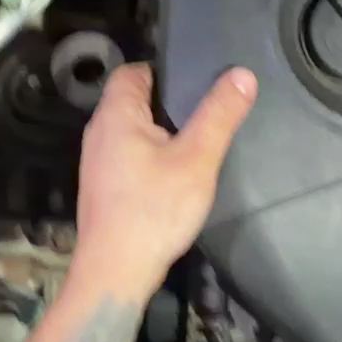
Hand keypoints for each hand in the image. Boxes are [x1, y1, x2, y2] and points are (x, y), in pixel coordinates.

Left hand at [73, 64, 257, 291]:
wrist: (116, 272)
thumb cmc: (154, 210)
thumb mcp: (197, 159)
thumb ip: (219, 115)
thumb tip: (242, 74)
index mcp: (116, 115)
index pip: (133, 71)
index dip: (164, 69)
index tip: (198, 81)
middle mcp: (100, 132)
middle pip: (133, 99)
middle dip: (168, 101)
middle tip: (206, 111)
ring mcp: (98, 161)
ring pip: (132, 129)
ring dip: (161, 130)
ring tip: (196, 141)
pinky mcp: (104, 186)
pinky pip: (130, 154)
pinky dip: (152, 154)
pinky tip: (175, 174)